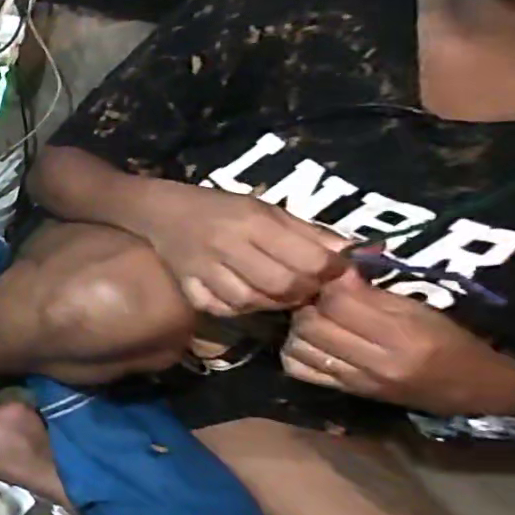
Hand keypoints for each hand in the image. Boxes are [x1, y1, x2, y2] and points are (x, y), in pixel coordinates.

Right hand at [128, 181, 348, 314]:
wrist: (160, 211)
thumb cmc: (219, 207)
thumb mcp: (266, 210)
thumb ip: (307, 232)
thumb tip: (353, 254)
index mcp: (252, 222)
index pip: (309, 260)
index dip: (330, 271)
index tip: (331, 271)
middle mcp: (226, 245)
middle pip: (281, 284)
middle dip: (301, 291)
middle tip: (302, 286)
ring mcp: (201, 267)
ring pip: (249, 301)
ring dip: (269, 302)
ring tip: (273, 292)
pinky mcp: (184, 283)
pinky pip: (217, 307)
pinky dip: (234, 308)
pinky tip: (241, 297)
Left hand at [283, 270, 514, 417]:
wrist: (478, 392)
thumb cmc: (452, 342)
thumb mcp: (421, 311)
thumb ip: (372, 293)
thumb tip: (334, 270)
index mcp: (405, 337)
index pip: (338, 302)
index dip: (328, 286)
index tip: (332, 280)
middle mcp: (378, 362)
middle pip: (310, 324)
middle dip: (307, 306)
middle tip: (317, 301)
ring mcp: (358, 381)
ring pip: (297, 346)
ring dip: (298, 328)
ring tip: (314, 321)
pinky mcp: (345, 392)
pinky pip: (297, 369)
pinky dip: (295, 352)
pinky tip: (309, 342)